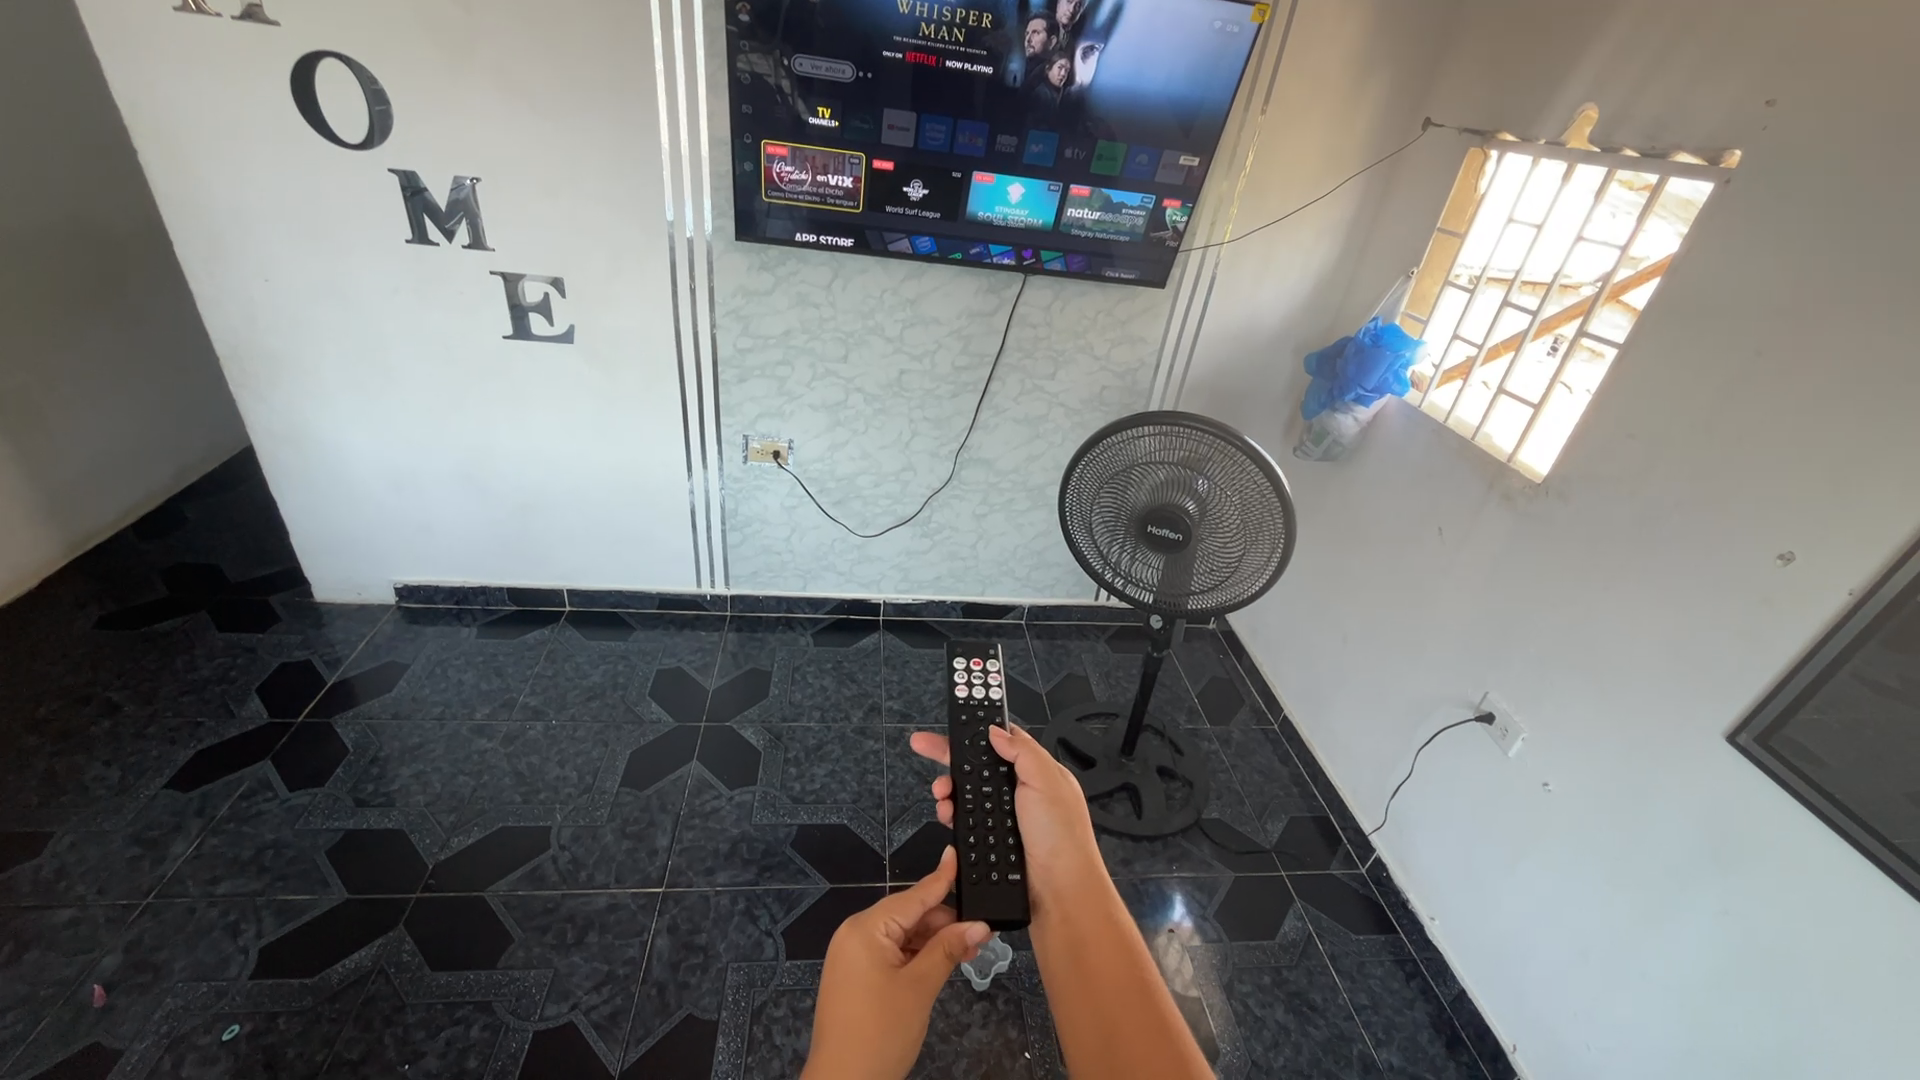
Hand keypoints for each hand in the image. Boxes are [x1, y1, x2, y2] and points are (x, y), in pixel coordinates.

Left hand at [803, 847, 990, 1079]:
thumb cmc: (880, 1033)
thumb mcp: (920, 988)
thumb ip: (949, 950)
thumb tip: (979, 924)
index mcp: (866, 928)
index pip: (913, 895)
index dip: (940, 878)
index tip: (956, 854)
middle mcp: (855, 933)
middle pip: (908, 914)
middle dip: (943, 923)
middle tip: (981, 932)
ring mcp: (853, 955)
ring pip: (901, 935)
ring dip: (932, 942)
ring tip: (967, 952)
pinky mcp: (855, 975)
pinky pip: (890, 952)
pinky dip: (915, 956)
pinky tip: (941, 964)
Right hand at [909, 722, 1106, 918]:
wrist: (1058, 893)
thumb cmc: (1060, 834)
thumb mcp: (1047, 780)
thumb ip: (1022, 750)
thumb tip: (995, 731)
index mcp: (1037, 771)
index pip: (1003, 741)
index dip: (978, 730)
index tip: (953, 722)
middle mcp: (1019, 792)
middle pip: (978, 767)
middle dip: (951, 757)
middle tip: (923, 745)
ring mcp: (1005, 817)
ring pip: (967, 794)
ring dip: (949, 788)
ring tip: (940, 791)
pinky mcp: (991, 840)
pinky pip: (964, 821)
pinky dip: (952, 815)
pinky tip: (946, 814)